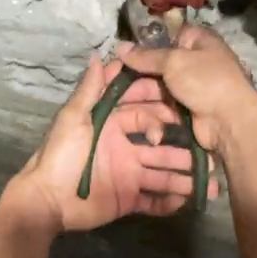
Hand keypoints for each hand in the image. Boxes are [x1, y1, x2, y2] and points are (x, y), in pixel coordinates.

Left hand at [11, 53, 218, 232]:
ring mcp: (128, 175)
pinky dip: (170, 201)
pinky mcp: (128, 200)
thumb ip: (89, 91)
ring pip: (163, 173)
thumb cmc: (59, 156)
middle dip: (183, 147)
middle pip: (160, 144)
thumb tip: (99, 55)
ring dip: (185, 176)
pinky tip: (189, 200)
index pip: (144, 112)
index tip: (182, 111)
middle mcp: (124, 148)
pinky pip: (153, 200)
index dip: (162, 110)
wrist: (47, 201)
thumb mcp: (73, 120)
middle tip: (206, 150)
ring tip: (209, 183)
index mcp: (111, 126)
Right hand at [116, 25, 256, 153]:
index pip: (166, 37)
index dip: (143, 45)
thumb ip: (146, 56)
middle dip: (136, 73)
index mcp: (197, 41)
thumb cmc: (205, 80)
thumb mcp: (174, 61)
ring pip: (157, 87)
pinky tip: (128, 111)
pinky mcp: (185, 109)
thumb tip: (120, 46)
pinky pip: (162, 104)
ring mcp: (189, 87)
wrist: (228, 120)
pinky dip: (148, 107)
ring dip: (138, 93)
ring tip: (115, 99)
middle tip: (113, 80)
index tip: (122, 53)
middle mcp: (193, 62)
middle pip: (157, 65)